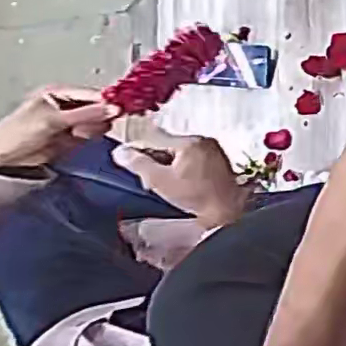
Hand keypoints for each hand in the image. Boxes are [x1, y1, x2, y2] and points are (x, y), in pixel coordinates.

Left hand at [0, 86, 118, 170]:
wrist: (4, 161)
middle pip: (103, 105)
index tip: (121, 109)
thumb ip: (86, 113)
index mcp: (60, 92)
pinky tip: (78, 138)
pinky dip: (92, 135)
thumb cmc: (16, 135)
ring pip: (103, 119)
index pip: (95, 93)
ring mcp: (76, 118)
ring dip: (93, 128)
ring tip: (76, 133)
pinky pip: (98, 130)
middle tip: (88, 124)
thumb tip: (116, 108)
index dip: (110, 100)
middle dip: (99, 116)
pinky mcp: (80, 131)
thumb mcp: (51, 120)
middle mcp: (71, 102)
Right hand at [112, 131, 247, 228]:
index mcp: (191, 142)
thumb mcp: (158, 180)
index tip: (126, 162)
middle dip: (153, 161)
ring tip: (163, 184)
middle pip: (166, 146)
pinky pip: (191, 158)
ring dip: (165, 165)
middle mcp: (204, 141)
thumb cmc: (195, 194)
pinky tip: (178, 183)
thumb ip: (138, 164)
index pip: (154, 139)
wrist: (225, 207)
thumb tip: (120, 151)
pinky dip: (179, 167)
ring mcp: (212, 149)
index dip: (136, 151)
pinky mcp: (217, 159)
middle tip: (148, 179)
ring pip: (178, 153)